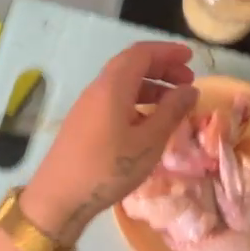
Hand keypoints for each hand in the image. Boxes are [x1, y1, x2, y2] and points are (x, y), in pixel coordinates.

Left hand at [21, 41, 198, 240]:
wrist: (58, 198)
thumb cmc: (108, 168)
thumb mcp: (148, 142)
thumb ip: (171, 112)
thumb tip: (190, 90)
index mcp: (113, 85)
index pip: (142, 53)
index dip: (168, 52)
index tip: (191, 58)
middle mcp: (98, 88)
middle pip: (132, 64)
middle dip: (162, 68)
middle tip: (188, 81)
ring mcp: (88, 105)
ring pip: (123, 83)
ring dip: (150, 86)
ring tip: (173, 103)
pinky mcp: (83, 122)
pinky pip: (114, 99)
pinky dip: (136, 100)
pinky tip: (148, 122)